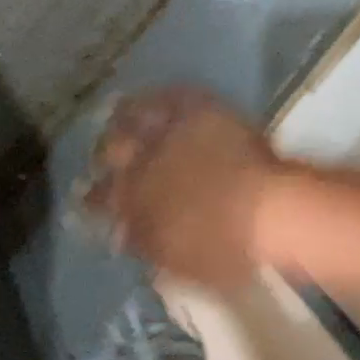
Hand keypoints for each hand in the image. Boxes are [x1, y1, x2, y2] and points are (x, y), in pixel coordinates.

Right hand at [84, 87, 282, 288]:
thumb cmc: (228, 252)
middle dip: (104, 153)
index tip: (89, 199)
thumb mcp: (179, 262)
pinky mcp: (196, 110)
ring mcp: (168, 132)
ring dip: (122, 119)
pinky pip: (167, 97)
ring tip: (118, 115)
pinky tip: (152, 97)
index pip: (100, 197)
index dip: (93, 198)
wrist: (270, 211)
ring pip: (130, 117)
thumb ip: (146, 245)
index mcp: (135, 202)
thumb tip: (123, 234)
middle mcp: (142, 161)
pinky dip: (156, 98)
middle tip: (106, 155)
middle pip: (109, 150)